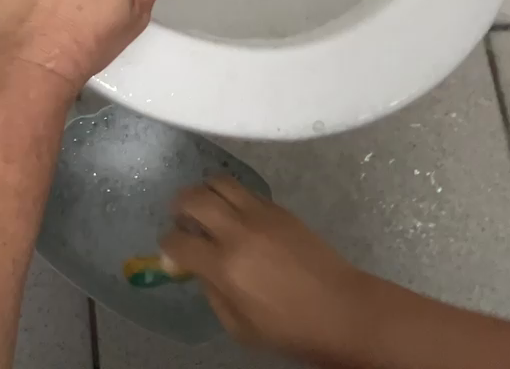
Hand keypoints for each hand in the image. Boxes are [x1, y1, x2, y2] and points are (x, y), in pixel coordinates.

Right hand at [161, 176, 377, 363]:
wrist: (342, 310)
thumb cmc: (291, 328)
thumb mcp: (241, 328)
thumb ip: (213, 294)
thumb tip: (199, 269)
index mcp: (225, 266)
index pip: (178, 242)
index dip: (167, 244)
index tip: (169, 249)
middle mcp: (237, 232)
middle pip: (193, 198)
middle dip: (178, 205)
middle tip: (179, 215)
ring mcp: (259, 214)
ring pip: (218, 182)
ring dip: (203, 190)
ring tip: (203, 204)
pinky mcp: (277, 207)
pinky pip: (243, 189)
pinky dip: (230, 195)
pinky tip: (233, 211)